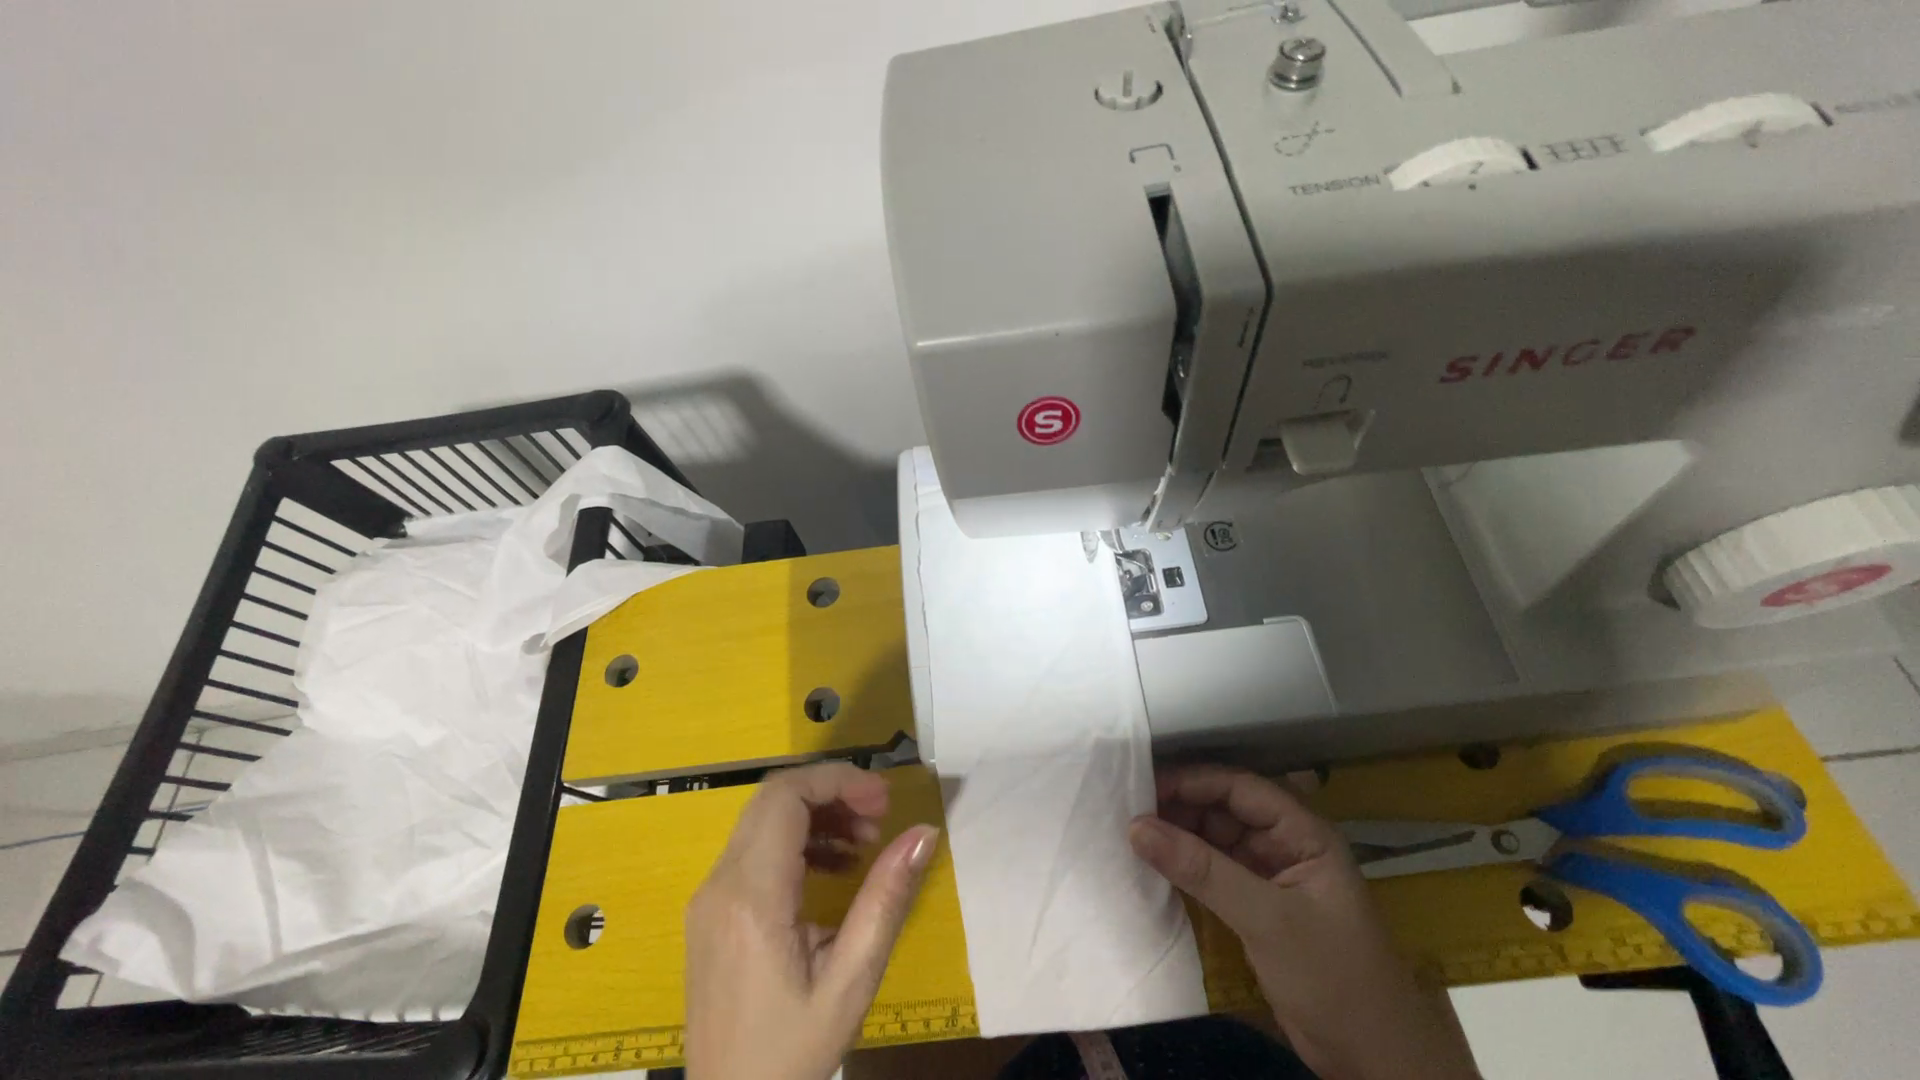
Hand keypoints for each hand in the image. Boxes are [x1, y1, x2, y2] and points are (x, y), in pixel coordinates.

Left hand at [685, 762, 939, 1079]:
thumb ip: (886, 900)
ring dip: (815, 817)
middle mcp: (719, 884)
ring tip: (865, 845)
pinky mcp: (709, 912)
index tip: (884, 800)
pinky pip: (752, 851)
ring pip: (761, 821)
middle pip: (771, 799)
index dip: (838, 781)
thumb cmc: (793, 1049)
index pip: (785, 797)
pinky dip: (795, 843)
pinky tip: (833, 871)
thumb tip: (924, 833)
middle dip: (831, 793)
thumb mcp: (851, 979)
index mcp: (752, 897)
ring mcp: (708, 897)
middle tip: (881, 818)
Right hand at [1129, 765, 1478, 1079]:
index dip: (1192, 781)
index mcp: (1303, 833)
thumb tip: (1137, 826)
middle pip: (1224, 810)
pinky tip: (1153, 868)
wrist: (1374, 1060)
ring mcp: (1271, 880)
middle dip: (1179, 808)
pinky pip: (1214, 875)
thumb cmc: (1332, 976)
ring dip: (1178, 838)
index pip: (1240, 788)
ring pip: (1216, 842)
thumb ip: (1202, 870)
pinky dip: (1185, 869)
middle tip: (1126, 811)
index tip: (1142, 787)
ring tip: (1130, 836)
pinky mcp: (1257, 912)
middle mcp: (1286, 847)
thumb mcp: (1266, 918)